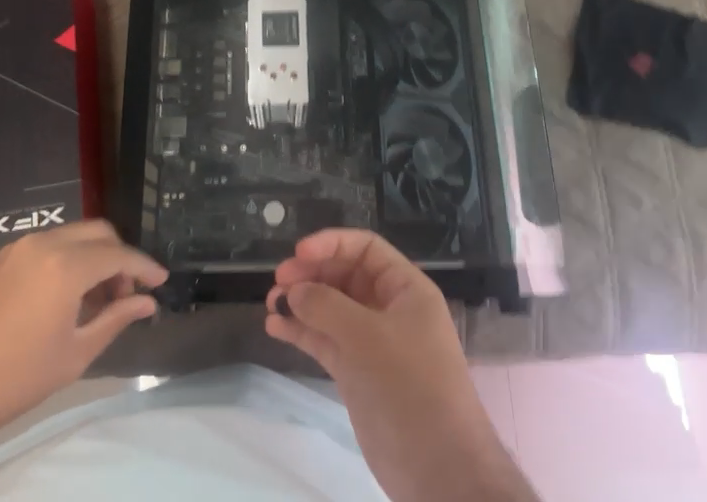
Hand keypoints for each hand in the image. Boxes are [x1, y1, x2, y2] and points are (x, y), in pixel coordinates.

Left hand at [0, 220, 166, 449]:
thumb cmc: (18, 377)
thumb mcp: (77, 352)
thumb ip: (116, 318)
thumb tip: (147, 302)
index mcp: (66, 265)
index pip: (119, 254)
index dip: (145, 267)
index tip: (161, 282)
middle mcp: (44, 244)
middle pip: (97, 233)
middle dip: (120, 256)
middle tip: (129, 293)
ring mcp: (17, 248)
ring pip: (71, 235)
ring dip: (93, 256)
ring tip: (100, 299)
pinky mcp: (0, 260)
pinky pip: (47, 246)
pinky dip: (68, 259)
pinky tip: (69, 295)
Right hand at [266, 230, 535, 501]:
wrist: (436, 462)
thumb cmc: (410, 384)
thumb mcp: (368, 336)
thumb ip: (326, 306)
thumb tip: (293, 291)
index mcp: (406, 289)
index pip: (366, 249)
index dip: (331, 244)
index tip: (297, 252)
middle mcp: (389, 309)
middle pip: (345, 276)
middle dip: (311, 273)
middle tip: (279, 281)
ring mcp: (372, 342)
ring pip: (331, 309)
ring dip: (301, 302)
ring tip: (270, 304)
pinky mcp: (357, 371)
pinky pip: (325, 340)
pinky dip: (301, 332)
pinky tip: (275, 327)